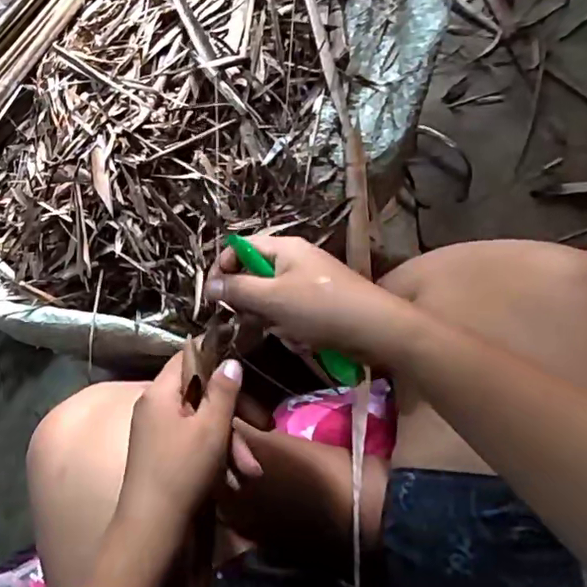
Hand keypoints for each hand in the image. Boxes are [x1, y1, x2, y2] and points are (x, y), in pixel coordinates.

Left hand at [114, 353, 245, 534]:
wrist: (152, 526)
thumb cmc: (182, 470)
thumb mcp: (210, 428)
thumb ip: (222, 392)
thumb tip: (230, 362)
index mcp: (159, 392)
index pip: (186, 358)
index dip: (215, 361)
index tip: (244, 375)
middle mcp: (154, 407)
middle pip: (199, 395)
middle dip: (234, 415)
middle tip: (265, 428)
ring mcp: (156, 432)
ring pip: (200, 424)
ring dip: (229, 443)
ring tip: (251, 472)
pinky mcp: (161, 455)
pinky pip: (192, 444)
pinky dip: (214, 457)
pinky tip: (234, 483)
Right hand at [205, 235, 420, 366]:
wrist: (378, 331)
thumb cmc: (320, 308)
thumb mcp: (271, 299)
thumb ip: (236, 290)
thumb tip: (208, 286)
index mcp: (284, 248)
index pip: (239, 247)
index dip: (222, 269)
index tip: (214, 296)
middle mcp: (295, 259)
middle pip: (253, 274)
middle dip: (249, 301)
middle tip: (253, 318)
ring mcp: (308, 281)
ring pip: (269, 298)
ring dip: (270, 318)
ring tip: (285, 331)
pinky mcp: (319, 302)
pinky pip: (289, 312)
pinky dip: (289, 327)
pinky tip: (302, 339)